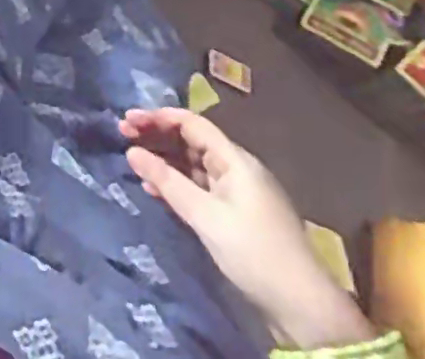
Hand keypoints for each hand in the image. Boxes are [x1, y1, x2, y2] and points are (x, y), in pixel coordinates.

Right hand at [121, 108, 373, 348]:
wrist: (302, 307)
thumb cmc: (254, 252)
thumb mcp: (205, 216)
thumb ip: (167, 182)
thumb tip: (131, 152)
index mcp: (235, 160)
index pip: (191, 123)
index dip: (158, 117)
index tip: (128, 119)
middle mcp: (235, 168)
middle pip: (190, 140)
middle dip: (156, 135)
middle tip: (122, 134)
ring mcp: (236, 190)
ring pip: (192, 163)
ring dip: (163, 158)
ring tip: (133, 159)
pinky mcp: (234, 212)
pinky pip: (198, 185)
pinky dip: (175, 181)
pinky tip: (154, 188)